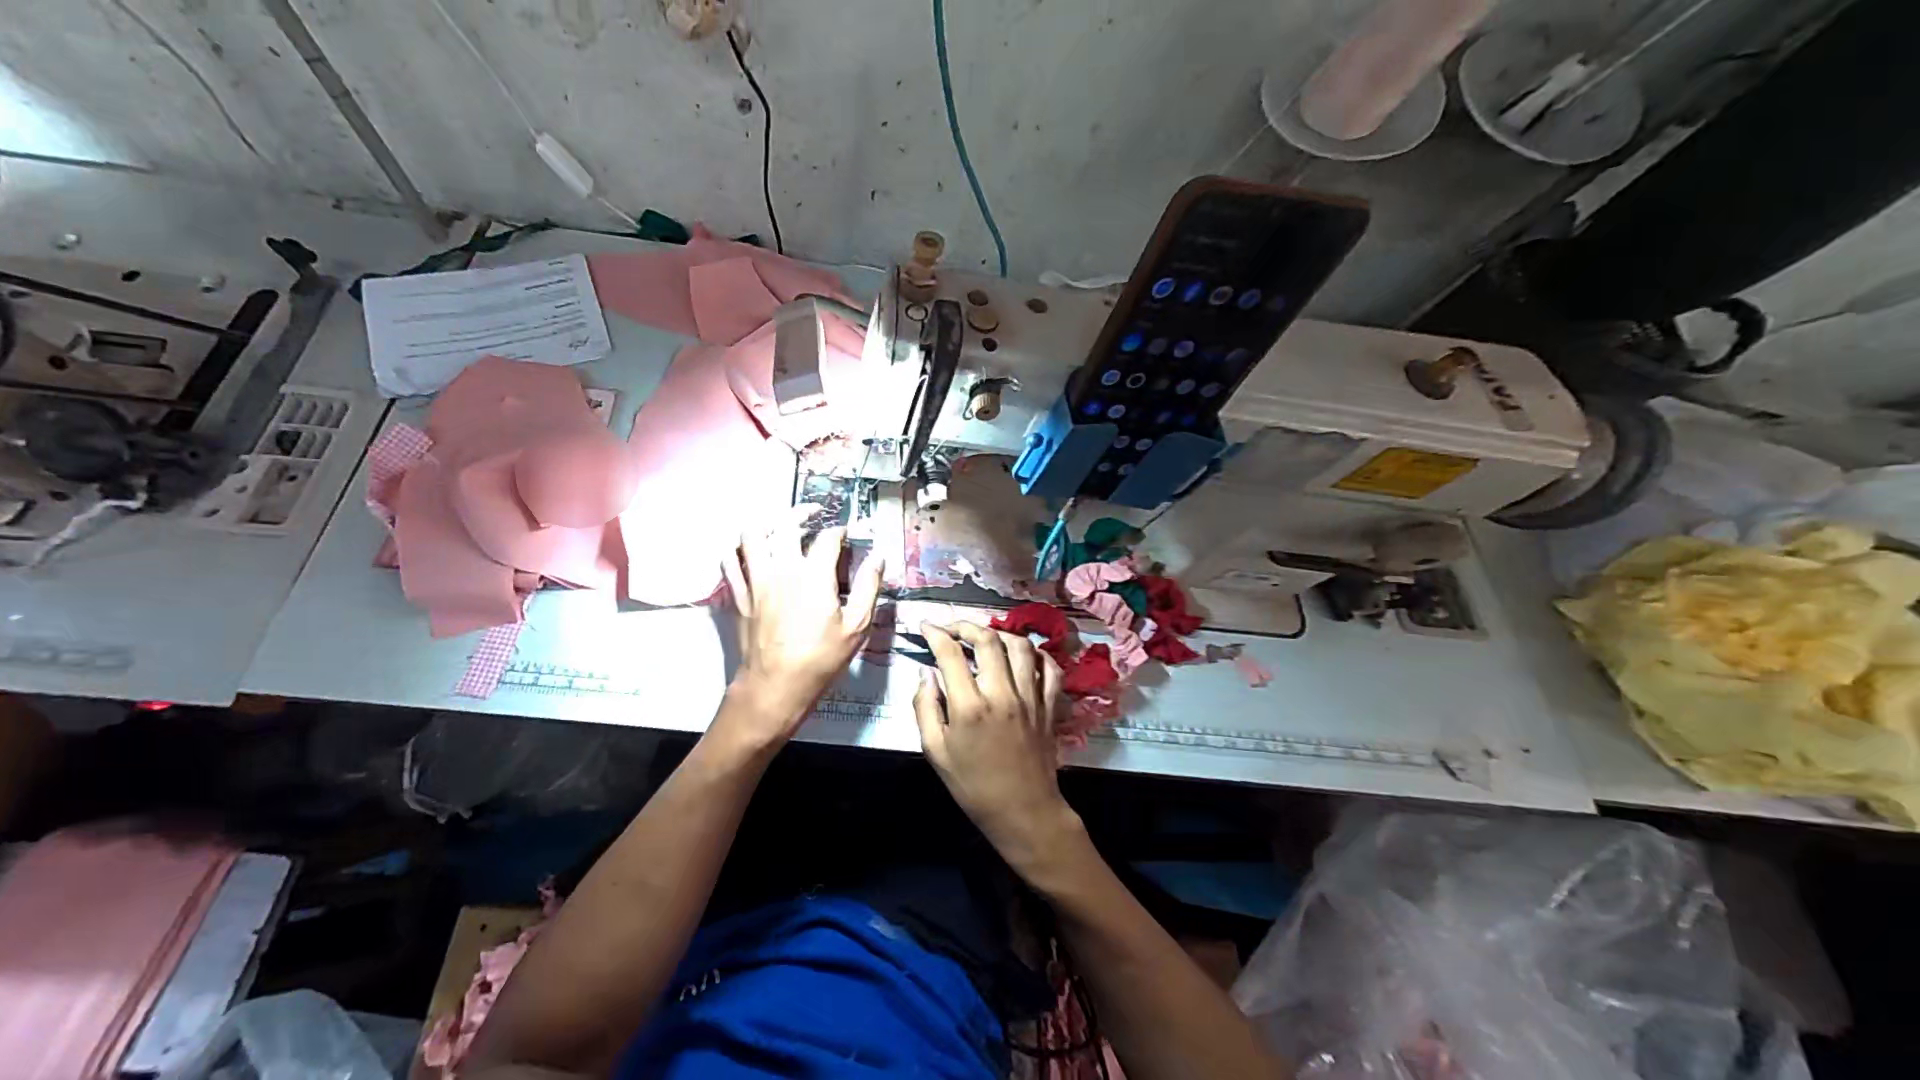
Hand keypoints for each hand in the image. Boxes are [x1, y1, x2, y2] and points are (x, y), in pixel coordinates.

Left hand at [718, 508, 883, 746]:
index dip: (840, 530)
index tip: (846, 533)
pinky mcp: (739, 595)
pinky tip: (751, 552)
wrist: (774, 686)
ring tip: (779, 527)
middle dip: (802, 512)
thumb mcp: (856, 626)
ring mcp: (756, 580)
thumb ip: (869, 587)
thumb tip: (878, 558)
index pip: (827, 537)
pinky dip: (739, 550)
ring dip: (767, 524)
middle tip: (813, 515)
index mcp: (814, 576)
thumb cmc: (819, 660)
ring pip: (752, 535)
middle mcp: (782, 570)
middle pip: (786, 523)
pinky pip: (730, 561)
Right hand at [912, 622, 1080, 868]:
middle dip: (966, 625)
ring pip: (1021, 647)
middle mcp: (1002, 694)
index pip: (950, 653)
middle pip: (987, 640)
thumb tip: (926, 674)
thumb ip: (926, 708)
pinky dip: (1038, 654)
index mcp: (969, 706)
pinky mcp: (1049, 706)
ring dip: (1000, 634)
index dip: (935, 632)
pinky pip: (1050, 668)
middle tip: (952, 628)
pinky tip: (1023, 655)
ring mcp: (1031, 698)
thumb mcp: (935, 752)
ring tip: (985, 637)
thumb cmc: (973, 786)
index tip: (926, 626)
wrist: (1022, 812)